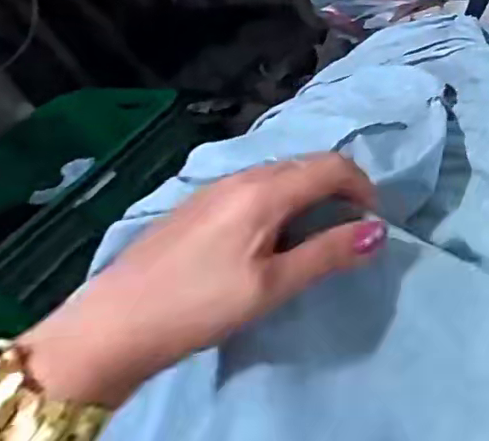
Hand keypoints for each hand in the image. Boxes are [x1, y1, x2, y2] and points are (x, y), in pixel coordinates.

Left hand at [17, 152, 385, 405]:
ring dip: (310, 193)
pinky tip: (269, 236)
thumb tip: (378, 232)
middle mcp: (245, 173)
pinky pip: (257, 184)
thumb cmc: (198, 305)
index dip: (362, 187)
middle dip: (339, 188)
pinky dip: (282, 199)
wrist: (110, 324)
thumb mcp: (270, 287)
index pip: (332, 165)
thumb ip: (326, 254)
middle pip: (308, 164)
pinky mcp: (200, 201)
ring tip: (313, 236)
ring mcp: (218, 184)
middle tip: (348, 231)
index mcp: (266, 189)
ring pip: (282, 173)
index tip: (372, 223)